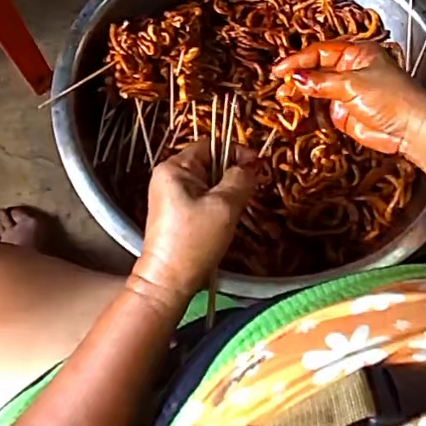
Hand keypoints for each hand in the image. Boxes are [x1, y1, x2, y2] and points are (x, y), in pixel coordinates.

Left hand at [132, 139, 257, 309]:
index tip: (258, 164)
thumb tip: (252, 164)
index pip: (210, 144)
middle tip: (255, 185)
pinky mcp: (176, 212)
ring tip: (244, 204)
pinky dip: (219, 203)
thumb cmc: (192, 243)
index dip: (236, 150)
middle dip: (234, 172)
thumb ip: (240, 179)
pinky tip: (230, 217)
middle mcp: (168, 176)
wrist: (167, 282)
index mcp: (174, 168)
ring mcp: (171, 195)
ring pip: (209, 181)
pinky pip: (203, 197)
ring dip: (229, 190)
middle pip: (210, 162)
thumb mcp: (224, 207)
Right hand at [271, 40, 425, 155]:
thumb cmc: (392, 98)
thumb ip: (321, 81)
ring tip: (285, 98)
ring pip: (316, 89)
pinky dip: (308, 110)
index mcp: (356, 53)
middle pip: (316, 69)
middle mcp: (350, 70)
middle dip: (297, 76)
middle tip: (280, 85)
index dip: (299, 59)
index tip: (281, 69)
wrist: (411, 131)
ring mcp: (346, 91)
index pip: (320, 51)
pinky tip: (296, 110)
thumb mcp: (353, 84)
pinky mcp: (344, 113)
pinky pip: (320, 109)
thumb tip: (296, 78)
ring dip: (300, 94)